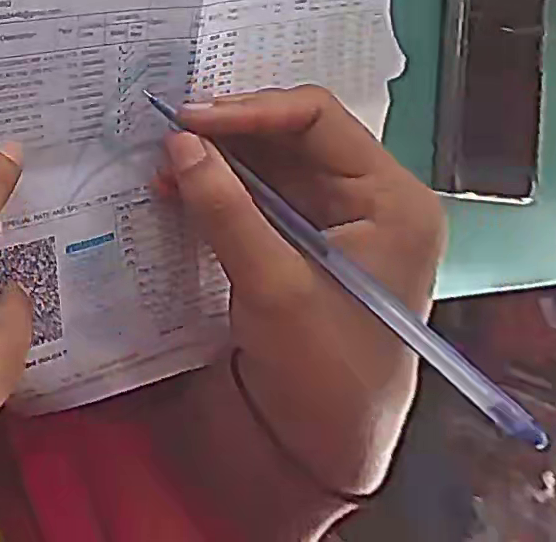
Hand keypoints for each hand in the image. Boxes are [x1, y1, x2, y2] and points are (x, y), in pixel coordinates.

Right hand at [157, 87, 444, 500]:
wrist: (316, 445)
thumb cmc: (322, 373)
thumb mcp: (273, 287)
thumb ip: (224, 207)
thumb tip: (177, 140)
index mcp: (390, 199)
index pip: (317, 119)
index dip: (251, 109)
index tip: (190, 117)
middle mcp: (363, 194)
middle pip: (288, 131)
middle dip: (226, 130)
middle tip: (169, 132)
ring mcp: (327, 212)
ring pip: (263, 156)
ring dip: (213, 154)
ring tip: (165, 161)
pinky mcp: (293, 231)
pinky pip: (249, 186)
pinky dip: (212, 182)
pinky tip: (176, 187)